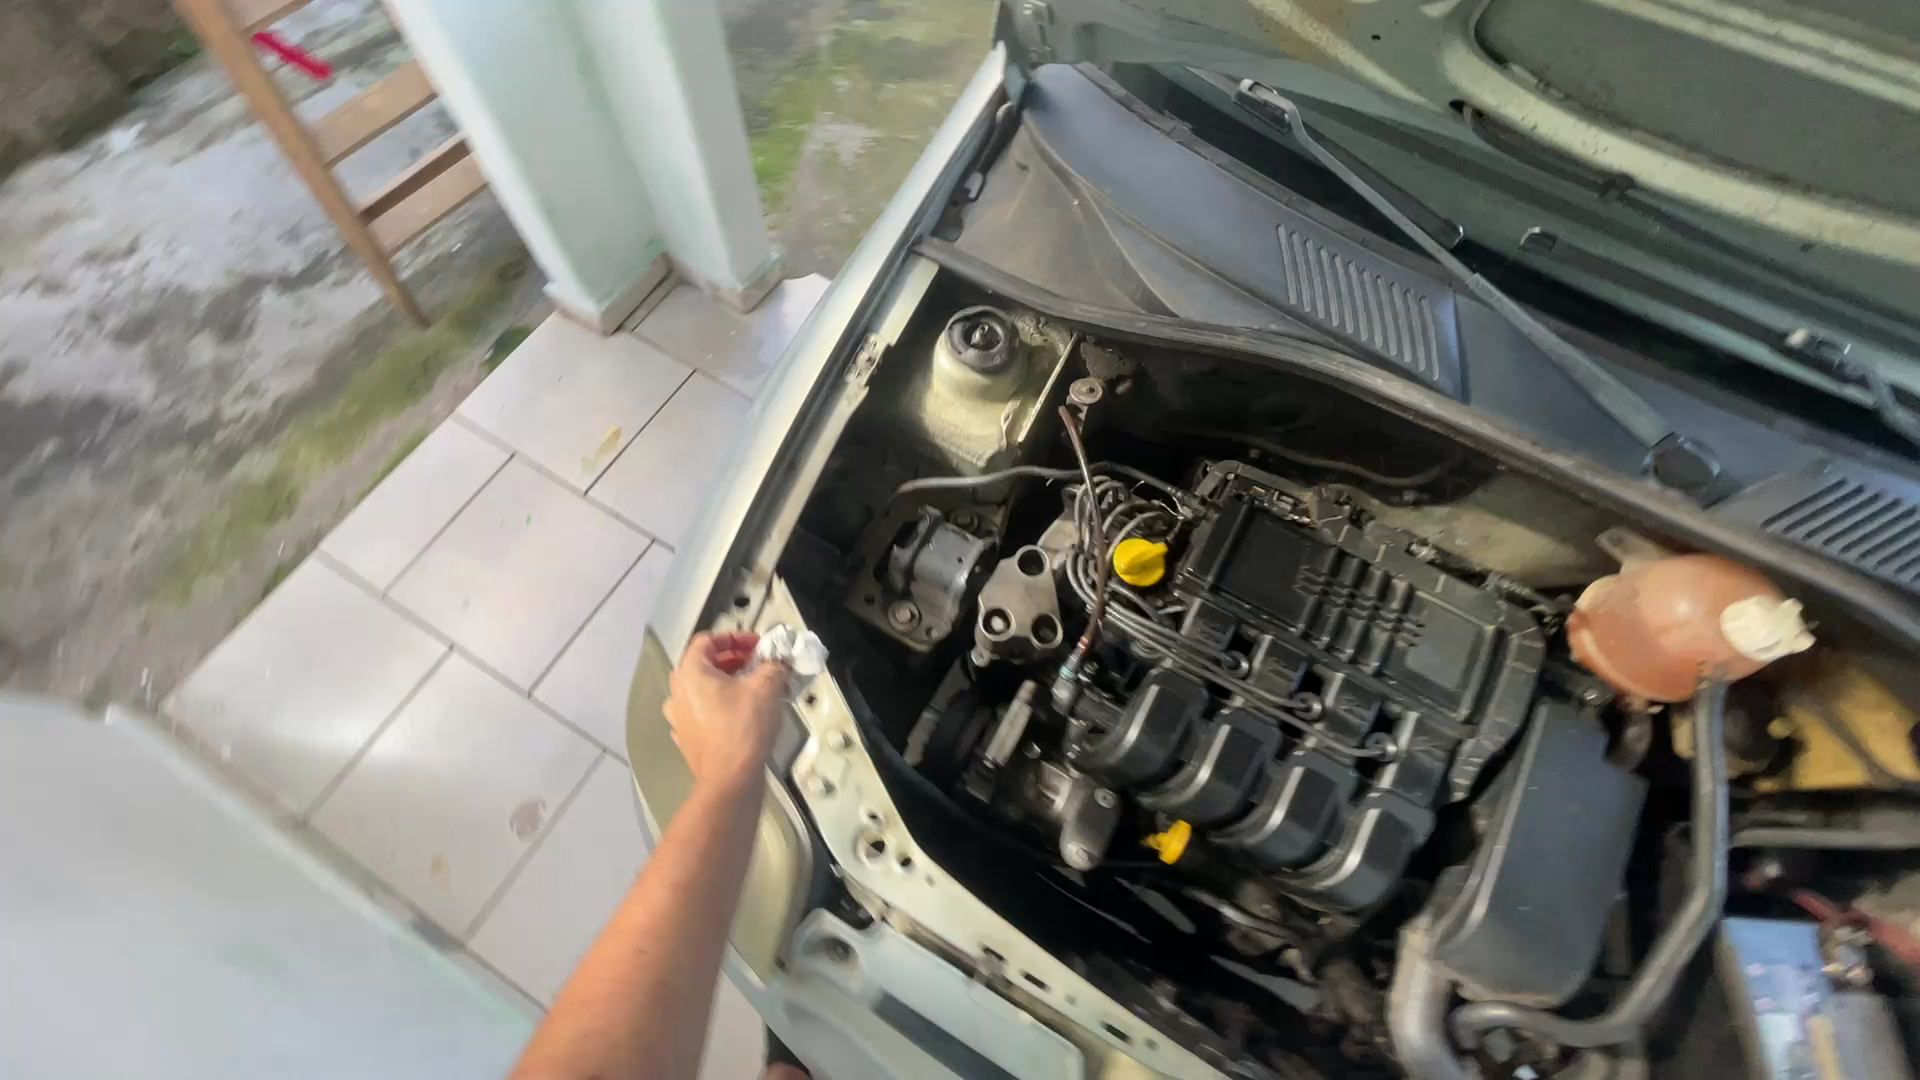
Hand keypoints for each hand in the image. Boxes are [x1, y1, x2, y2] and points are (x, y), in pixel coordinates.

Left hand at [663, 632, 789, 792]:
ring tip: (750, 687)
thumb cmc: (744, 727)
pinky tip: (738, 712)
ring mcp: (678, 717)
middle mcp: (677, 692)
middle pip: (703, 663)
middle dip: (732, 658)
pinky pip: (701, 711)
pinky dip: (718, 705)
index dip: (734, 637)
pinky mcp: (685, 737)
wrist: (730, 779)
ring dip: (725, 682)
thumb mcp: (767, 687)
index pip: (707, 640)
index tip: (757, 645)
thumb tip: (779, 660)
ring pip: (701, 688)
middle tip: (757, 663)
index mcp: (690, 673)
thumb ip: (774, 665)